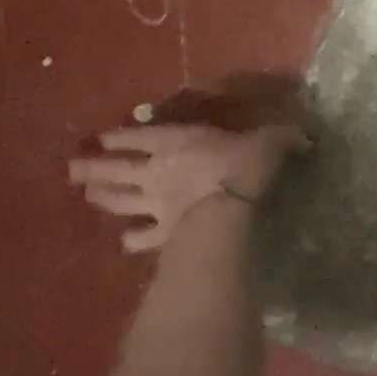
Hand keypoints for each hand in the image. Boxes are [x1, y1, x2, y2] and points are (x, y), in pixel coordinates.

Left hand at [68, 123, 307, 252]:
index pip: (137, 136)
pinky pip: (139, 237)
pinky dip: (130, 238)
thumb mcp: (271, 140)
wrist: (227, 211)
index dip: (119, 136)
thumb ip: (281, 137)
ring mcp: (153, 204)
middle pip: (114, 169)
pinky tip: (126, 240)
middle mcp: (154, 171)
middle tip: (72, 168)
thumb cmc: (244, 165)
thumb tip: (304, 135)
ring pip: (117, 201)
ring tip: (88, 196)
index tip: (101, 137)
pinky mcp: (160, 234)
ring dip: (101, 198)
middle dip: (91, 168)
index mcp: (175, 142)